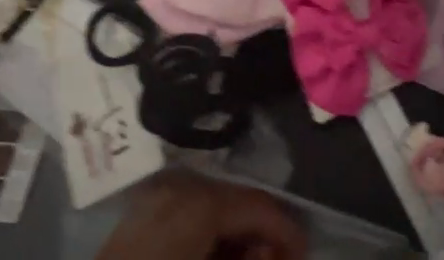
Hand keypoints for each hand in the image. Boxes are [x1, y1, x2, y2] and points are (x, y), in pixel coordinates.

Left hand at [95, 172, 306, 259]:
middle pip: (238, 203)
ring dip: (236, 236)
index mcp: (201, 203)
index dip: (288, 232)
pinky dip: (210, 237)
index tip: (304, 255)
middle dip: (261, 234)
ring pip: (215, 209)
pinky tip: (215, 256)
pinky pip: (190, 217)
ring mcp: (157, 201)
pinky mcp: (140, 219)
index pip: (260, 206)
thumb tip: (271, 253)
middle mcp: (182, 189)